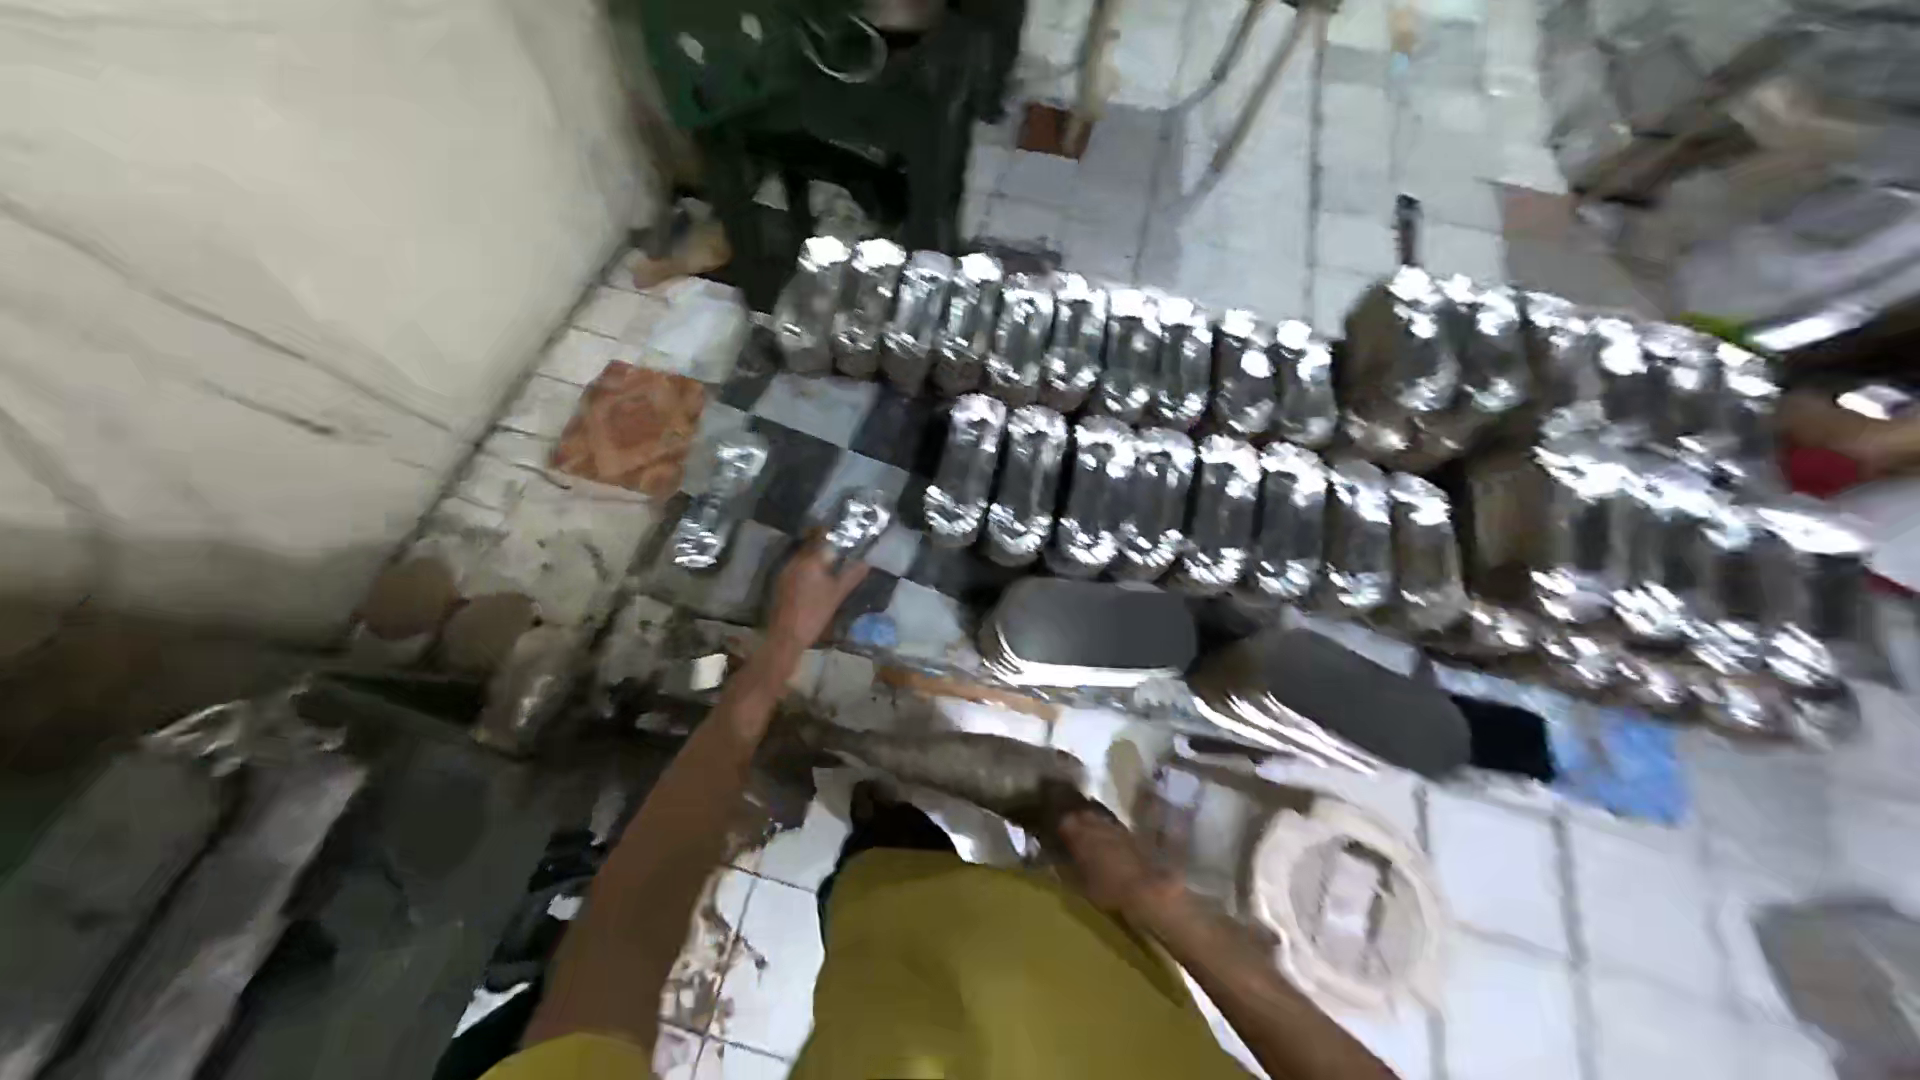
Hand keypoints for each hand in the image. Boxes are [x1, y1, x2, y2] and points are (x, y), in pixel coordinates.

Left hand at [765, 535, 869, 652]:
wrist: (785, 636)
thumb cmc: (814, 614)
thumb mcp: (837, 595)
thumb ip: (851, 576)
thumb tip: (866, 563)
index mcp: (809, 560)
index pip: (820, 536)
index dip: (833, 534)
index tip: (844, 536)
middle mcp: (794, 561)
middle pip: (810, 545)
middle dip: (824, 545)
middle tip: (839, 551)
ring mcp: (784, 572)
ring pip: (802, 557)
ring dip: (814, 557)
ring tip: (829, 565)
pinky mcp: (779, 583)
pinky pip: (795, 568)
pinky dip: (805, 568)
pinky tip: (814, 579)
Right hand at [1056, 809, 1187, 924]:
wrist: (1146, 890)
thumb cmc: (1109, 890)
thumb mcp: (1081, 885)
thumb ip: (1067, 870)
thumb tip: (1057, 864)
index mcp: (1080, 836)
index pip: (1064, 821)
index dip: (1060, 826)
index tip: (1057, 833)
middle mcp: (1096, 826)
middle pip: (1082, 814)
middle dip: (1076, 820)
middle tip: (1072, 831)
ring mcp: (1114, 828)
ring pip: (1098, 818)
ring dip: (1092, 824)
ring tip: (1089, 835)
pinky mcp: (1130, 835)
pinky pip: (1112, 827)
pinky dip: (1107, 831)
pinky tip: (1108, 841)